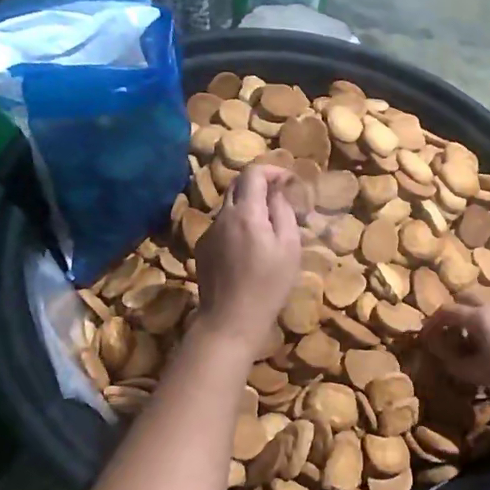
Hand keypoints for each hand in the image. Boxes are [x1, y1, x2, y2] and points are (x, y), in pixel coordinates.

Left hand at [194, 164, 301, 350]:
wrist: (229, 319)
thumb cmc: (268, 286)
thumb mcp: (288, 248)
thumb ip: (283, 212)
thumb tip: (277, 191)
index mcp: (245, 213)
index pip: (252, 173)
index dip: (272, 170)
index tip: (288, 181)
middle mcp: (221, 217)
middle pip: (236, 186)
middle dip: (258, 185)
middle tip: (279, 199)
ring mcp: (208, 232)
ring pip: (228, 208)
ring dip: (247, 207)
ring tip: (266, 228)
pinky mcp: (201, 248)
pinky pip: (221, 227)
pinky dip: (236, 225)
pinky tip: (247, 248)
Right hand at [423, 303, 489, 399]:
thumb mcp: (475, 372)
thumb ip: (451, 361)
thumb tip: (439, 351)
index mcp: (477, 316)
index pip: (445, 311)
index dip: (431, 323)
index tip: (425, 336)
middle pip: (466, 301)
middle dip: (452, 315)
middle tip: (448, 332)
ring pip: (486, 308)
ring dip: (474, 320)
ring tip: (474, 341)